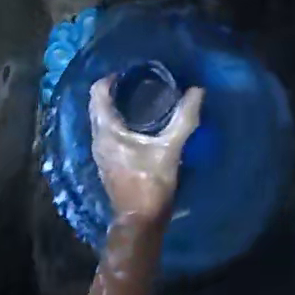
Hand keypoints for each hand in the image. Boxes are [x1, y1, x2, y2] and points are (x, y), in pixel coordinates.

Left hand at [90, 76, 203, 224]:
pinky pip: (107, 131)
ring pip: (102, 119)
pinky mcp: (107, 162)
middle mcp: (97, 138)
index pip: (98, 92)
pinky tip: (140, 125)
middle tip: (140, 82)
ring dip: (117, 106)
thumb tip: (197, 90)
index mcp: (107, 130)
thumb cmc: (151, 183)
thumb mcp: (170, 149)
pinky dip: (118, 121)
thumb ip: (184, 119)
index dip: (112, 77)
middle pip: (98, 104)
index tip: (132, 72)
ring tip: (142, 99)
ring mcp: (100, 152)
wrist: (140, 222)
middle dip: (116, 90)